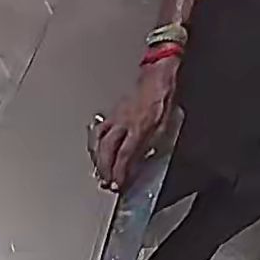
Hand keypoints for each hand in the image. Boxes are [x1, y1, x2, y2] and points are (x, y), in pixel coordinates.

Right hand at [89, 57, 177, 190]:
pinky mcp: (112, 114)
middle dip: (105, 170)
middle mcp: (124, 123)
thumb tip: (139, 161)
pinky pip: (98, 131)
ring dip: (98, 160)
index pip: (124, 155)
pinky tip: (97, 153)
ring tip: (100, 172)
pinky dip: (95, 145)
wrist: (156, 75)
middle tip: (107, 183)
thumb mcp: (164, 126)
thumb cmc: (162, 98)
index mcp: (139, 127)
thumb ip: (149, 144)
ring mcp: (115, 118)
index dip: (120, 172)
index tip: (119, 184)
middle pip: (107, 151)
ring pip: (99, 142)